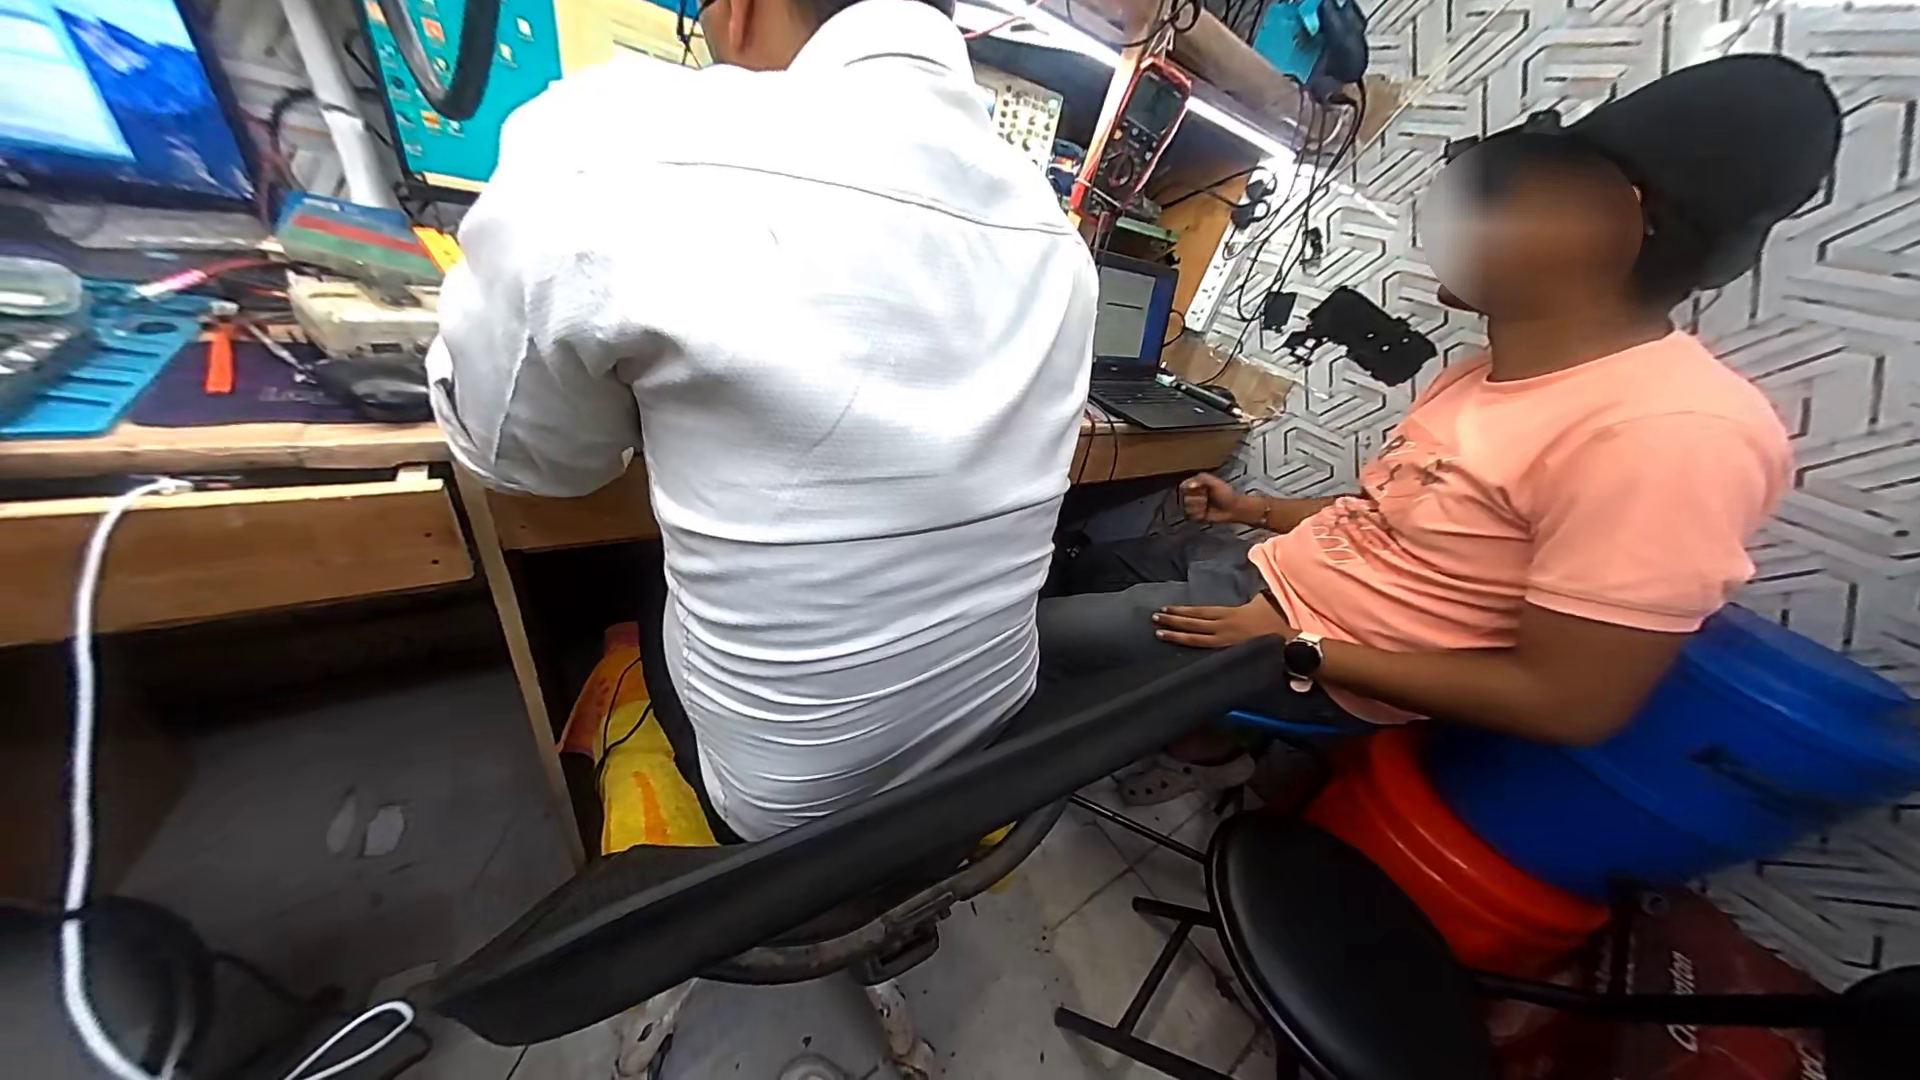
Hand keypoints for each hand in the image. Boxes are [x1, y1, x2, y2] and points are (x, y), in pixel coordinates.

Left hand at [1152, 599, 1294, 648]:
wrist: (1291, 642)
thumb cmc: (1277, 620)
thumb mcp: (1260, 601)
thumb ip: (1249, 597)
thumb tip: (1249, 587)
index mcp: (1228, 614)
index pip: (1199, 612)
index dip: (1181, 611)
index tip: (1165, 608)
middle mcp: (1223, 627)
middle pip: (1192, 624)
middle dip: (1172, 622)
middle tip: (1153, 618)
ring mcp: (1225, 643)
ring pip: (1195, 639)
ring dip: (1176, 636)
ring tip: (1159, 634)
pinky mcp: (1229, 654)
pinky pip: (1206, 652)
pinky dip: (1192, 650)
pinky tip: (1181, 650)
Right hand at [1180, 473, 1257, 524]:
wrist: (1234, 508)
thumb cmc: (1226, 493)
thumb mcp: (1215, 482)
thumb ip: (1201, 479)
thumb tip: (1186, 485)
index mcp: (1196, 485)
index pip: (1183, 486)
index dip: (1190, 489)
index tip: (1200, 489)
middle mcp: (1193, 495)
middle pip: (1184, 498)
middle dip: (1197, 499)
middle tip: (1207, 498)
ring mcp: (1194, 506)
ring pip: (1187, 508)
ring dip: (1198, 507)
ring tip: (1207, 506)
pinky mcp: (1196, 516)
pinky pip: (1190, 516)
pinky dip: (1199, 515)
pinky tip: (1206, 513)